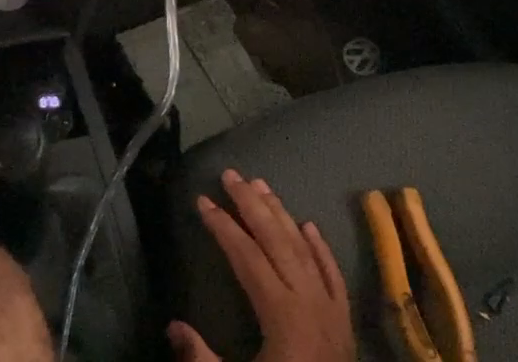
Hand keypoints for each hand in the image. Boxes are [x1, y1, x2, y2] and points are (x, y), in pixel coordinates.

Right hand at [169, 169, 354, 361]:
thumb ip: (200, 357)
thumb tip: (172, 326)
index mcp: (281, 314)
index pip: (246, 256)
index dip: (223, 226)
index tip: (202, 201)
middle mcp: (309, 302)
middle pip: (277, 241)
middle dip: (251, 205)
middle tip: (230, 174)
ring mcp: (331, 311)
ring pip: (305, 250)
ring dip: (281, 215)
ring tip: (261, 185)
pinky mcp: (345, 324)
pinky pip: (334, 276)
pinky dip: (320, 248)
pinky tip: (308, 226)